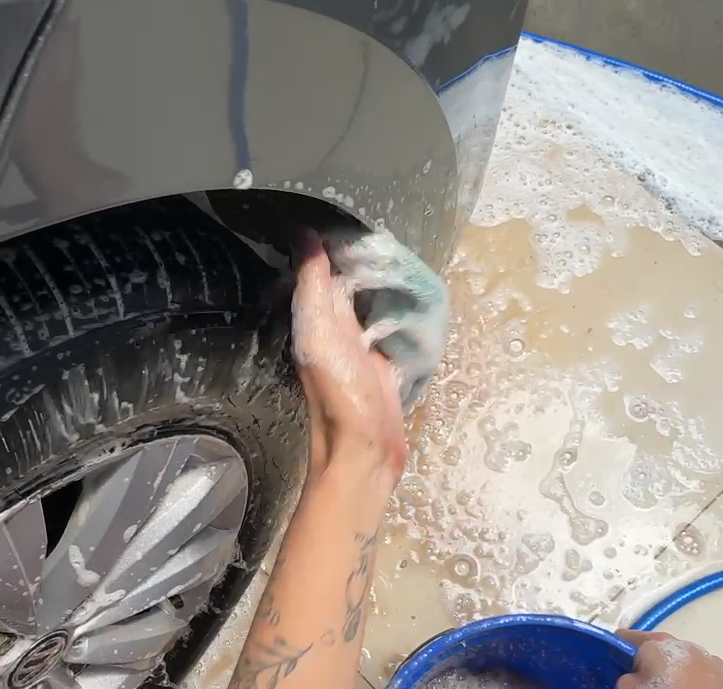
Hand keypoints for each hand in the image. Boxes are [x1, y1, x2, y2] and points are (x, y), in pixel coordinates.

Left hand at [290, 229, 407, 487]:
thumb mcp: (320, 337)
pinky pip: (395, 327)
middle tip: (392, 215)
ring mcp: (366, 349)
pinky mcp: (389, 367)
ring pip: (374, 302)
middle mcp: (339, 330)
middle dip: (366, 254)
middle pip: (351, 282)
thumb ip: (312, 290)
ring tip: (409, 244)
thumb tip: (303, 235)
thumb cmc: (340, 398)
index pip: (322, 267)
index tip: (353, 199)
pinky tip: (418, 290)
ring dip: (388, 279)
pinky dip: (405, 309)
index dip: (334, 238)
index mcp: (318, 320)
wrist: (365, 455)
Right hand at [614, 630, 722, 688]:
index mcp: (656, 643)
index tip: (612, 673)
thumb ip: (622, 684)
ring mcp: (712, 662)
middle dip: (646, 669)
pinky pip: (703, 683)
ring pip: (681, 668)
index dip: (614, 654)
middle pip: (656, 653)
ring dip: (672, 681)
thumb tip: (630, 685)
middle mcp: (685, 644)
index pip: (624, 638)